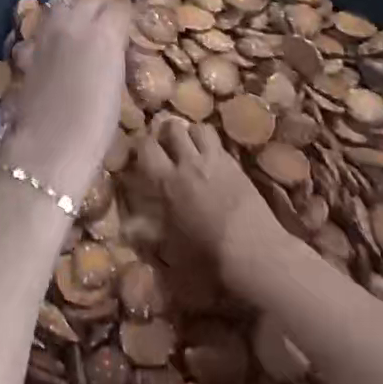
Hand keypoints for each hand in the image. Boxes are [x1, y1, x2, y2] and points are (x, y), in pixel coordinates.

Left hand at [0, 0, 130, 200]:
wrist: (48, 149)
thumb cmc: (94, 126)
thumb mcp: (117, 85)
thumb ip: (115, 51)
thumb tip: (116, 41)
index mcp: (104, 31)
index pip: (120, 4)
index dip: (127, 14)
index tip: (132, 25)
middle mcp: (73, 22)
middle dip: (103, 5)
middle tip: (111, 23)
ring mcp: (46, 32)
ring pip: (63, 1)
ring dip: (75, 7)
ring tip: (84, 24)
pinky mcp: (27, 47)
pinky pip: (44, 24)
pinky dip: (53, 26)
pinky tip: (58, 43)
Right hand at [136, 119, 284, 268]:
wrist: (254, 251)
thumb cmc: (208, 255)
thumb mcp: (170, 249)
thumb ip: (147, 236)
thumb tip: (127, 230)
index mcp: (168, 182)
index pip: (146, 147)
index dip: (140, 146)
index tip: (140, 155)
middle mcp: (190, 164)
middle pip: (173, 128)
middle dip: (166, 133)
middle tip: (165, 147)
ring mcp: (216, 161)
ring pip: (199, 128)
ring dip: (191, 134)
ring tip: (190, 148)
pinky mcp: (236, 164)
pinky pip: (219, 142)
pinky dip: (211, 144)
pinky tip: (211, 160)